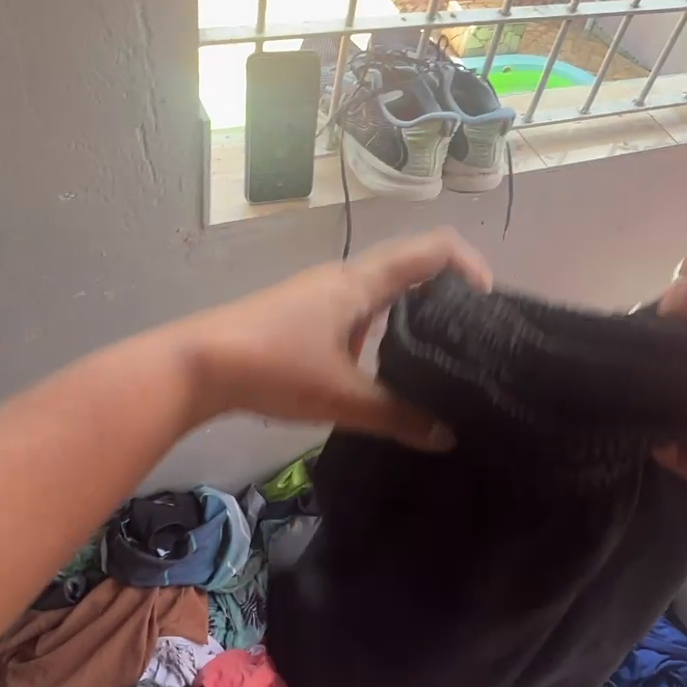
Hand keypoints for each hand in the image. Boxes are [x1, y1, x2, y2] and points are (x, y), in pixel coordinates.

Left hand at [172, 229, 491, 450]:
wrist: (196, 365)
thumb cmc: (274, 366)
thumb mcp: (341, 396)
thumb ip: (397, 416)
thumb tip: (446, 436)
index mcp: (361, 282)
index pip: (432, 249)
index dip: (470, 265)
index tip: (490, 304)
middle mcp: (345, 278)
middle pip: (411, 266)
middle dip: (448, 291)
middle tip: (474, 335)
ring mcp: (322, 296)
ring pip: (383, 291)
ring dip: (415, 311)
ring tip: (440, 354)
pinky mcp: (305, 316)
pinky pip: (360, 310)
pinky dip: (385, 327)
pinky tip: (387, 366)